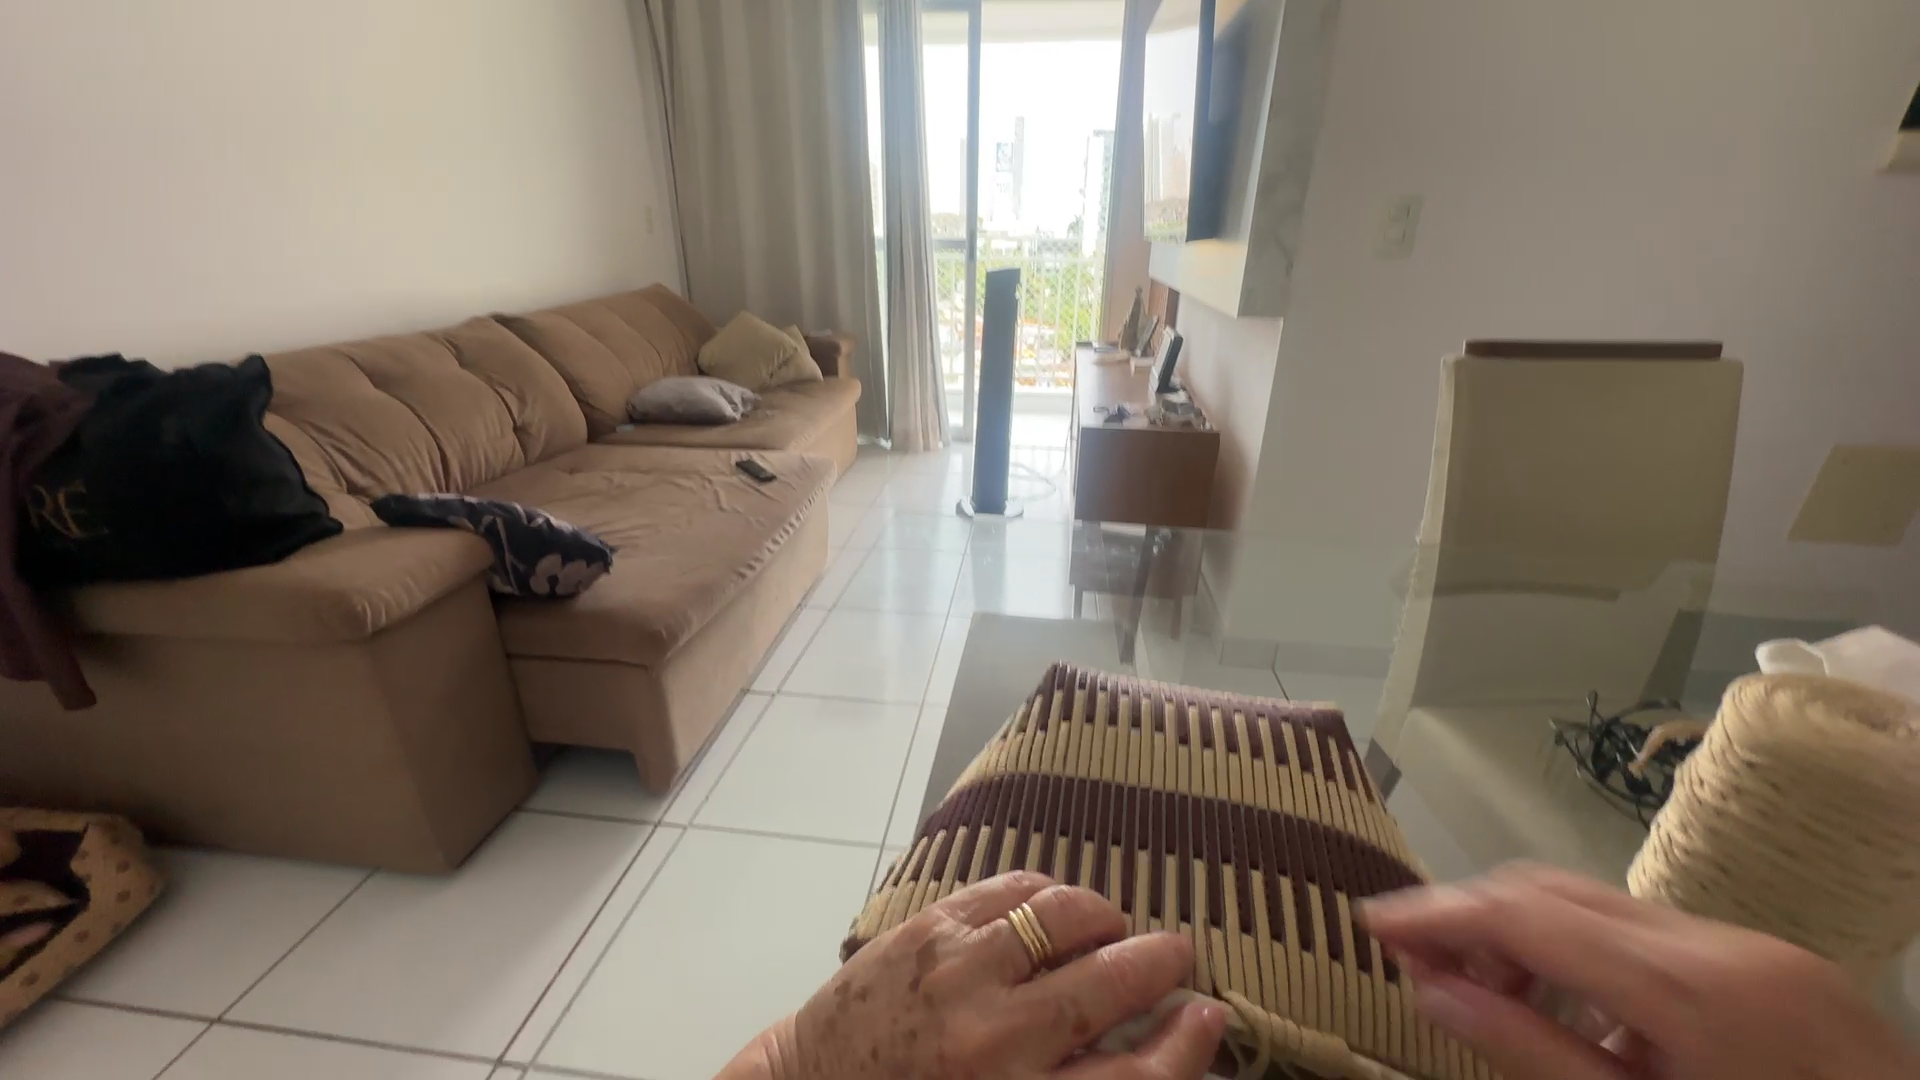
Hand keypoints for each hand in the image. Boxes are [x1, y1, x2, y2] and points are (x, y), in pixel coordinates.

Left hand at [717, 871, 1224, 1079]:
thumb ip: (1076, 1079)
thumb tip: (1153, 1040)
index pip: (1130, 1078)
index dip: (1185, 1046)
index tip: (1210, 1014)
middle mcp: (990, 1035)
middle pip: (1105, 984)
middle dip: (1156, 961)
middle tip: (1175, 952)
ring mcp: (956, 967)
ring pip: (1060, 915)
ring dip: (1101, 916)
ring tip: (1109, 928)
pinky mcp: (928, 924)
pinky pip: (1009, 888)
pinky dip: (1046, 890)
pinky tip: (1054, 903)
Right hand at [1360, 863, 1919, 1079]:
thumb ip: (1526, 1051)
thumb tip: (1426, 987)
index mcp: (1702, 991)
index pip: (1526, 914)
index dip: (1436, 913)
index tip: (1371, 922)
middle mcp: (1728, 944)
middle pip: (1552, 891)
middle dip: (1473, 918)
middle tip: (1421, 962)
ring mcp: (1760, 950)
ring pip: (1592, 904)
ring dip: (1522, 935)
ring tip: (1490, 991)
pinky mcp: (1775, 966)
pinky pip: (1644, 935)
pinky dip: (1583, 956)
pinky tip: (1572, 1010)